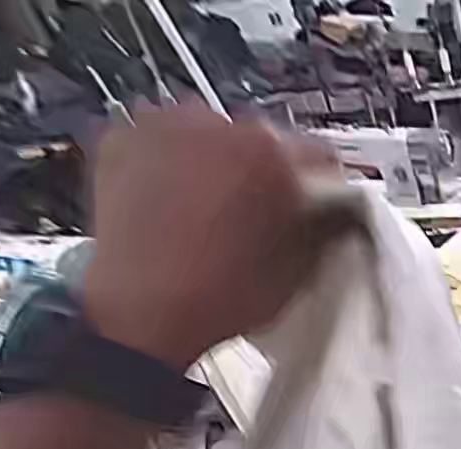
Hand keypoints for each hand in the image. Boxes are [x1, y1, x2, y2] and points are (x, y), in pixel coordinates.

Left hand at [82, 107, 339, 370]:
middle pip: (264, 142)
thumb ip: (325, 229)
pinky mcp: (121, 141)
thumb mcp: (300, 271)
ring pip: (213, 136)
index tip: (325, 208)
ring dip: (224, 165)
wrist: (147, 310)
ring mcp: (163, 128)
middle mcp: (217, 126)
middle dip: (272, 174)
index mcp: (271, 155)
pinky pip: (167, 142)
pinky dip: (180, 164)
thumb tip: (339, 213)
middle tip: (271, 216)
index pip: (321, 157)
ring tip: (222, 210)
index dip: (329, 188)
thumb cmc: (226, 295)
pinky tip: (184, 202)